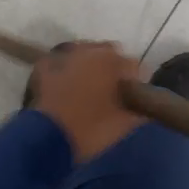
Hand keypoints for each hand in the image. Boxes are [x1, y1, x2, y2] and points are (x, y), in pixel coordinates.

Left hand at [28, 42, 143, 162]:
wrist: (46, 138)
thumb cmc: (89, 129)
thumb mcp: (122, 125)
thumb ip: (138, 111)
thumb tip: (143, 107)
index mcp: (111, 61)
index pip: (133, 64)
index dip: (136, 81)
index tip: (134, 97)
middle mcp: (89, 50)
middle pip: (109, 53)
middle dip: (113, 69)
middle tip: (112, 93)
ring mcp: (64, 55)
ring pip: (85, 54)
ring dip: (90, 67)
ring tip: (89, 89)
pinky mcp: (45, 66)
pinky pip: (62, 62)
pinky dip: (67, 70)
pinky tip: (67, 86)